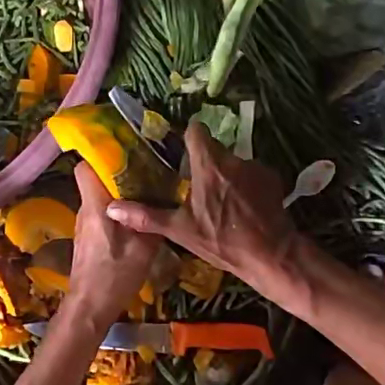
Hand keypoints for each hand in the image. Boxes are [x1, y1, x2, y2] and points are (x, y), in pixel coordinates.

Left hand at [63, 162, 164, 326]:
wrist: (90, 307)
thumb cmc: (115, 274)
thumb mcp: (144, 247)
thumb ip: (151, 220)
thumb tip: (165, 196)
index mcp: (95, 206)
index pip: (85, 167)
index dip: (100, 156)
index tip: (124, 152)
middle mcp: (85, 210)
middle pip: (95, 180)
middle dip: (117, 173)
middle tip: (145, 171)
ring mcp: (84, 224)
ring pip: (99, 197)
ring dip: (118, 193)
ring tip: (145, 193)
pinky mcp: (88, 237)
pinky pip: (100, 213)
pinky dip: (115, 211)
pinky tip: (136, 220)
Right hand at [105, 122, 301, 287]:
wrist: (271, 254)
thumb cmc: (222, 241)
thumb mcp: (180, 231)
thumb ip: (146, 216)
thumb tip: (112, 208)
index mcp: (208, 165)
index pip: (196, 130)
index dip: (188, 136)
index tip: (180, 150)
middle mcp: (233, 159)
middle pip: (214, 148)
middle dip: (205, 161)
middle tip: (195, 183)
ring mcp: (255, 167)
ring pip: (233, 162)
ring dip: (226, 174)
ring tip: (221, 199)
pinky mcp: (272, 178)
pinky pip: (252, 173)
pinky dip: (246, 184)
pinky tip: (243, 206)